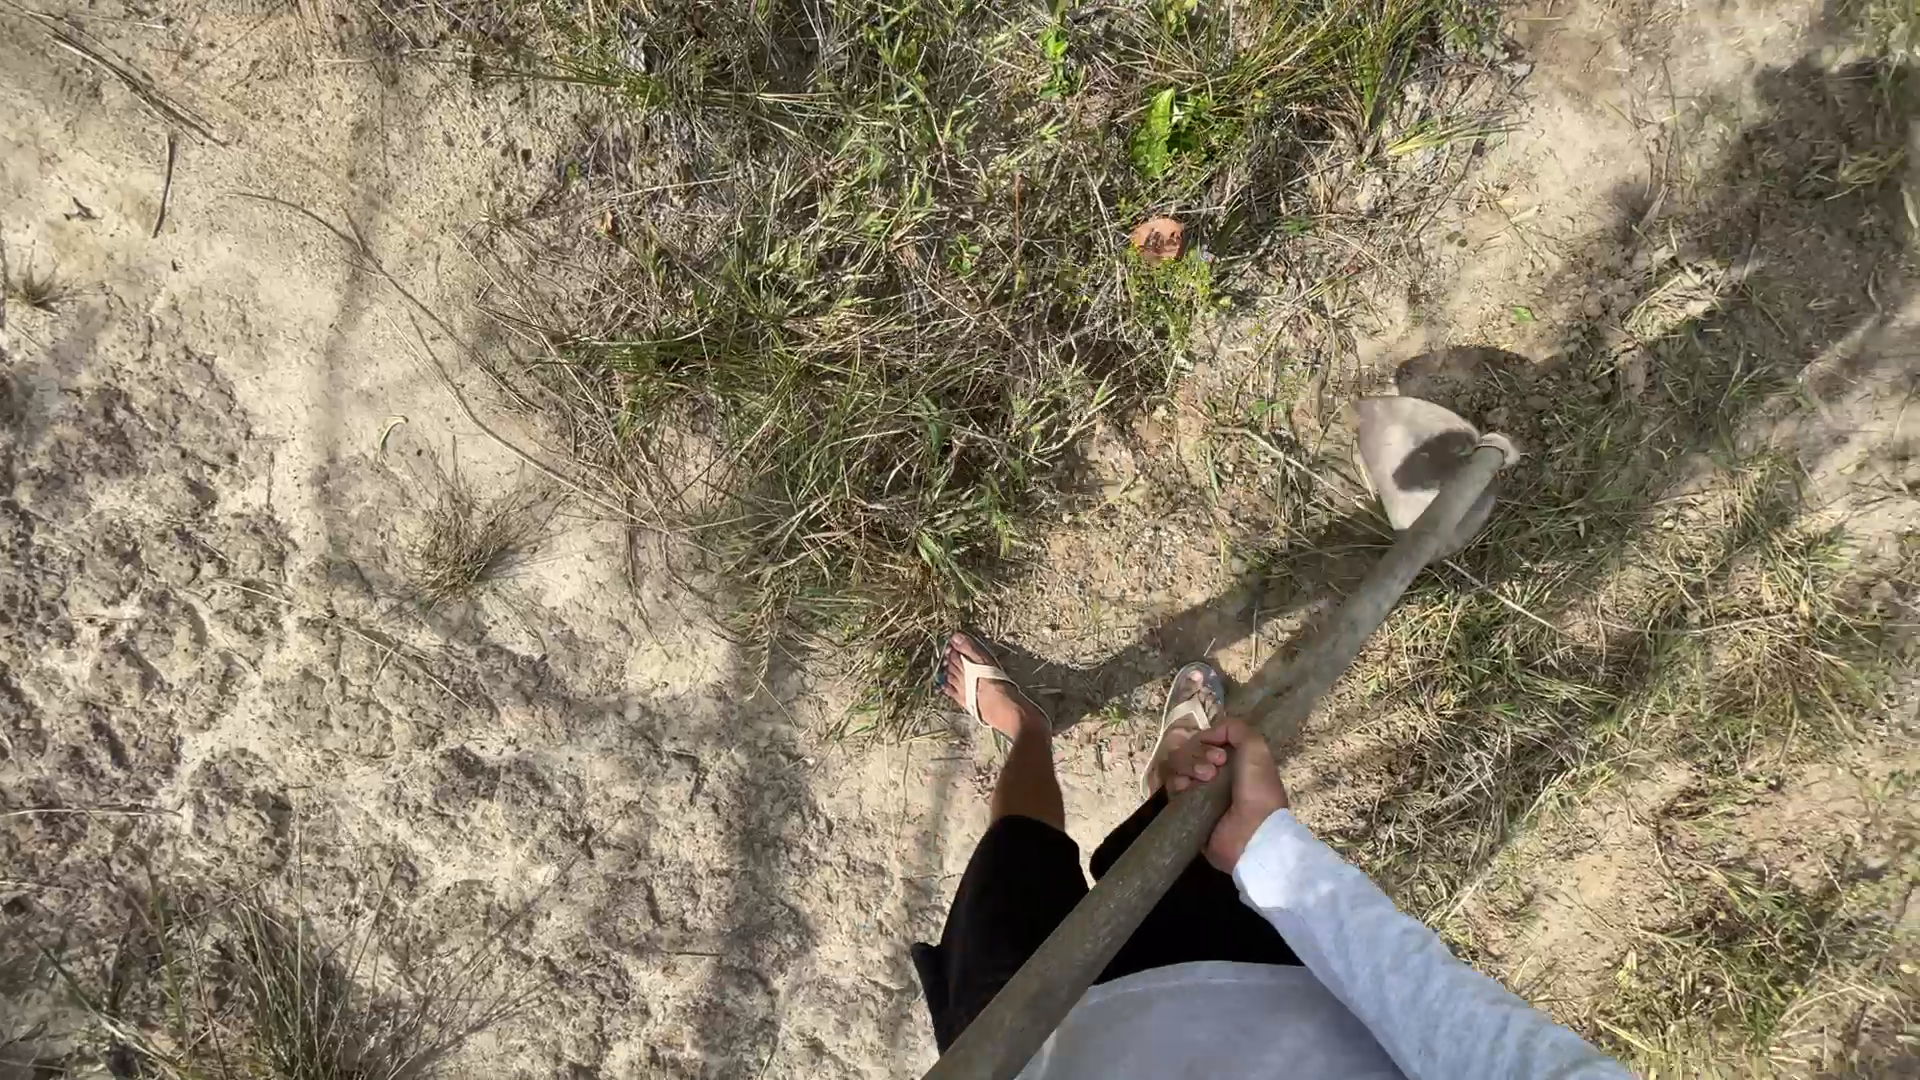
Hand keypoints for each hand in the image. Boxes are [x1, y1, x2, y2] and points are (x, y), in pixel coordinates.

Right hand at [1166, 719, 1288, 872]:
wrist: (1253, 833)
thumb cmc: (1259, 790)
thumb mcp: (1257, 748)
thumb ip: (1235, 728)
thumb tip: (1206, 734)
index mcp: (1230, 761)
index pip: (1203, 740)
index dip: (1207, 741)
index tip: (1220, 754)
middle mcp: (1212, 774)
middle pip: (1188, 750)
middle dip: (1198, 754)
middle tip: (1214, 768)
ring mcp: (1197, 791)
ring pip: (1176, 765)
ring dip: (1188, 766)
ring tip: (1205, 778)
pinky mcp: (1185, 809)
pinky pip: (1171, 787)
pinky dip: (1178, 783)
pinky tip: (1189, 789)